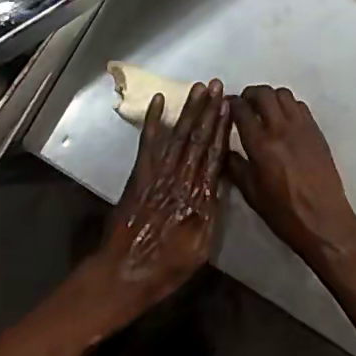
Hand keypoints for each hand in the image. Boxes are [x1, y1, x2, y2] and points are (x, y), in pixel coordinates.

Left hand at [81, 79, 230, 323]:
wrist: (126, 270)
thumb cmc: (169, 265)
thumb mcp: (202, 246)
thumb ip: (211, 210)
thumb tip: (219, 179)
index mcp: (199, 198)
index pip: (214, 155)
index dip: (222, 128)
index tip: (229, 106)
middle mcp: (180, 179)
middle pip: (198, 138)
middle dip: (208, 110)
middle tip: (216, 85)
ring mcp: (158, 173)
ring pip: (177, 134)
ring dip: (188, 109)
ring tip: (198, 88)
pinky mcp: (139, 172)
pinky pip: (148, 141)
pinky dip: (154, 119)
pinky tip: (160, 100)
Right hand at [227, 85, 355, 265]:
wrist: (325, 224)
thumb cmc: (284, 213)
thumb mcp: (251, 194)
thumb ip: (234, 166)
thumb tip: (224, 149)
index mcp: (261, 146)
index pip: (241, 109)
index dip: (231, 103)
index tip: (227, 107)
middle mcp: (280, 130)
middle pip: (263, 93)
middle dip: (249, 94)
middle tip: (245, 105)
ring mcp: (301, 128)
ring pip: (283, 94)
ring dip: (270, 98)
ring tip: (266, 110)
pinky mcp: (317, 132)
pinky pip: (300, 106)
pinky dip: (289, 106)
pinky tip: (285, 121)